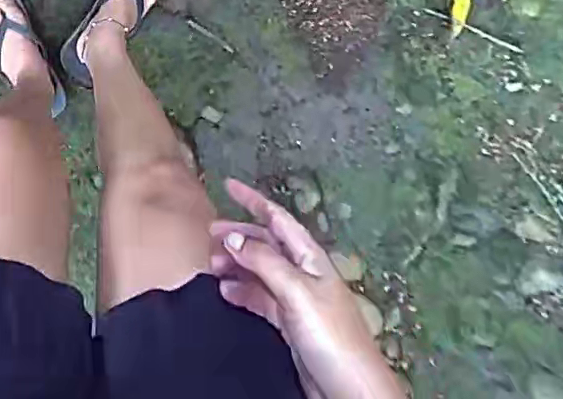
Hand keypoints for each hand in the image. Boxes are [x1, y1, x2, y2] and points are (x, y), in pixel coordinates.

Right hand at [211, 179, 405, 398]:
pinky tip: (226, 291)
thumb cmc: (332, 336)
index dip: (252, 200)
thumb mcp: (297, 292)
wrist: (353, 394)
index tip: (227, 185)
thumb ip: (265, 261)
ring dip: (236, 263)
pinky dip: (242, 291)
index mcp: (309, 255)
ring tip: (211, 266)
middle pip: (264, 242)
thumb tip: (233, 237)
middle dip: (237, 235)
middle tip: (209, 235)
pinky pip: (260, 296)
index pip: (276, 217)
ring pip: (259, 269)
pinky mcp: (290, 323)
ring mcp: (296, 297)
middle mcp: (302, 271)